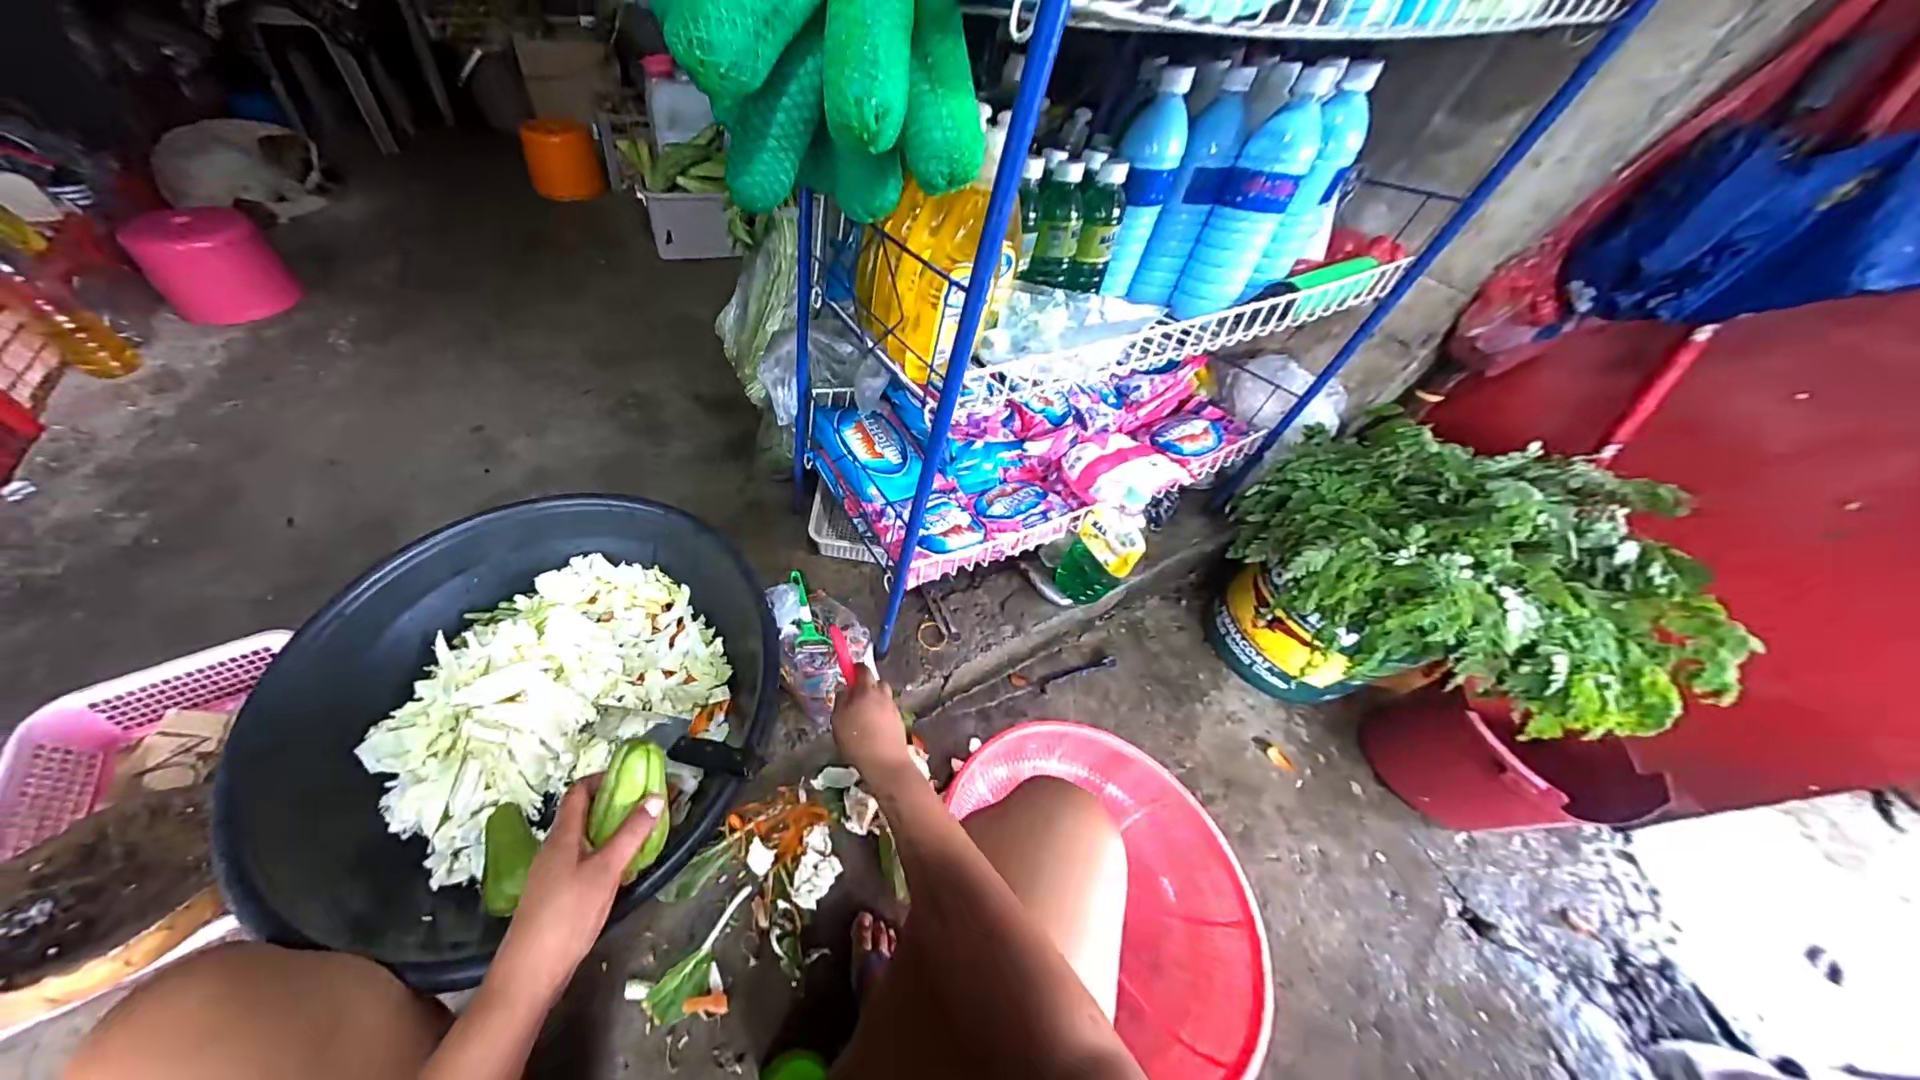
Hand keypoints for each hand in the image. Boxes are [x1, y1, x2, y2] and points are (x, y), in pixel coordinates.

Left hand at [490, 775, 662, 1001]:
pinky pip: (584, 859)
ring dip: (612, 829)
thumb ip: (631, 833)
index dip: (603, 778)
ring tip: (643, 832)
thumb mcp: (606, 870)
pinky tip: (624, 867)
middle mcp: (554, 848)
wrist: (530, 973)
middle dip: (615, 803)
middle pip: (583, 813)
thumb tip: (655, 797)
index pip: (578, 792)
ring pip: (585, 837)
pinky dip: (606, 852)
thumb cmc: (567, 914)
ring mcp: (553, 872)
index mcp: (562, 836)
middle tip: (646, 804)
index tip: (632, 777)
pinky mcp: (557, 893)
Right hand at [832, 666, 915, 790]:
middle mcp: (883, 695)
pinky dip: (881, 713)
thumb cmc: (856, 740)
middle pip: (876, 682)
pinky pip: (887, 710)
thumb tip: (845, 689)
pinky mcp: (899, 721)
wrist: (885, 762)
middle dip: (867, 686)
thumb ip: (841, 700)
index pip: (863, 669)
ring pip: (883, 697)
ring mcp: (893, 707)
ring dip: (875, 701)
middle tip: (855, 699)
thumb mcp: (838, 720)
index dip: (855, 669)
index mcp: (867, 690)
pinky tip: (873, 728)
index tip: (849, 673)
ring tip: (863, 716)